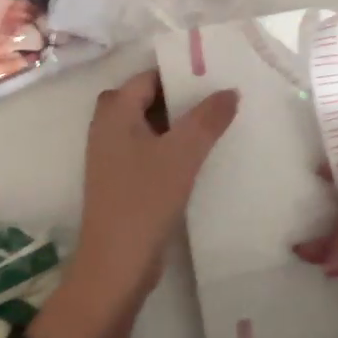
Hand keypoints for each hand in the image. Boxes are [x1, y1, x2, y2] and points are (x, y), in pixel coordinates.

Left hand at [31, 70, 238, 337]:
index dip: (181, 73)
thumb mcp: (182, 154)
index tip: (216, 73)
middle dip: (182, 97)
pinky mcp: (123, 182)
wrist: (116, 265)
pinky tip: (202, 158)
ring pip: (151, 127)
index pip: (149, 76)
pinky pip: (151, 151)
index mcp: (114, 112)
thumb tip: (229, 91)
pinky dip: (173, 148)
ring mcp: (113, 157)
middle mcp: (108, 128)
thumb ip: (207, 118)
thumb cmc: (144, 199)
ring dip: (180, 125)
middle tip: (222, 97)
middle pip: (148, 99)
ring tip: (220, 123)